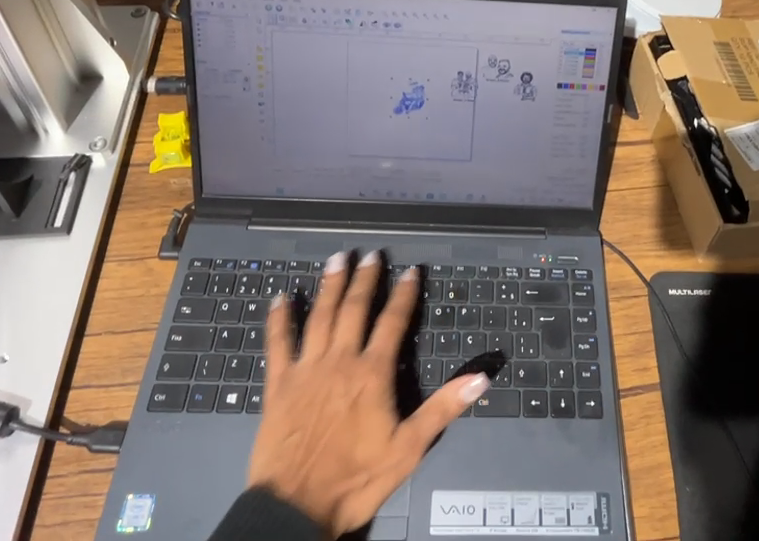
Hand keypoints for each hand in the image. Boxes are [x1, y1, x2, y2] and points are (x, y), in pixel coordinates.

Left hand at [249, 250, 488, 537]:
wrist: (296, 506)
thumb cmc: (355, 480)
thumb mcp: (409, 448)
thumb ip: (443, 408)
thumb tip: (481, 378)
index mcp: (372, 373)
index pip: (393, 322)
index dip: (404, 294)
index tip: (412, 271)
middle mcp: (339, 361)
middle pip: (354, 309)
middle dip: (365, 279)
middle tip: (371, 253)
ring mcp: (306, 369)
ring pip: (319, 316)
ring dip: (329, 285)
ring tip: (337, 259)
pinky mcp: (278, 384)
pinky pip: (277, 343)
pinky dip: (279, 318)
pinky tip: (280, 297)